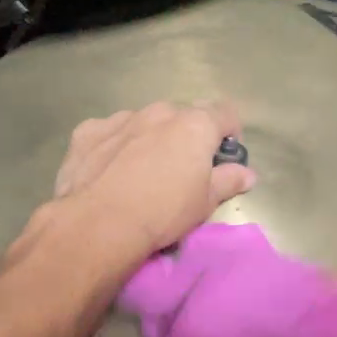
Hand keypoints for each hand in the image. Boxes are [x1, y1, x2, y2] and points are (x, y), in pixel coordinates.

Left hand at [36, 100, 255, 258]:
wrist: (99, 224)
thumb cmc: (163, 212)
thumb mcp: (206, 203)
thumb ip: (229, 181)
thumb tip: (248, 173)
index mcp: (195, 125)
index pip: (225, 113)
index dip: (229, 133)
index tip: (222, 158)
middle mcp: (160, 112)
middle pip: (182, 117)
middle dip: (186, 138)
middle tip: (181, 171)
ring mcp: (121, 119)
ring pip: (145, 123)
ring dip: (150, 139)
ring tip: (141, 173)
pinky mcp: (88, 131)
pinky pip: (110, 133)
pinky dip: (115, 146)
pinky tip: (109, 172)